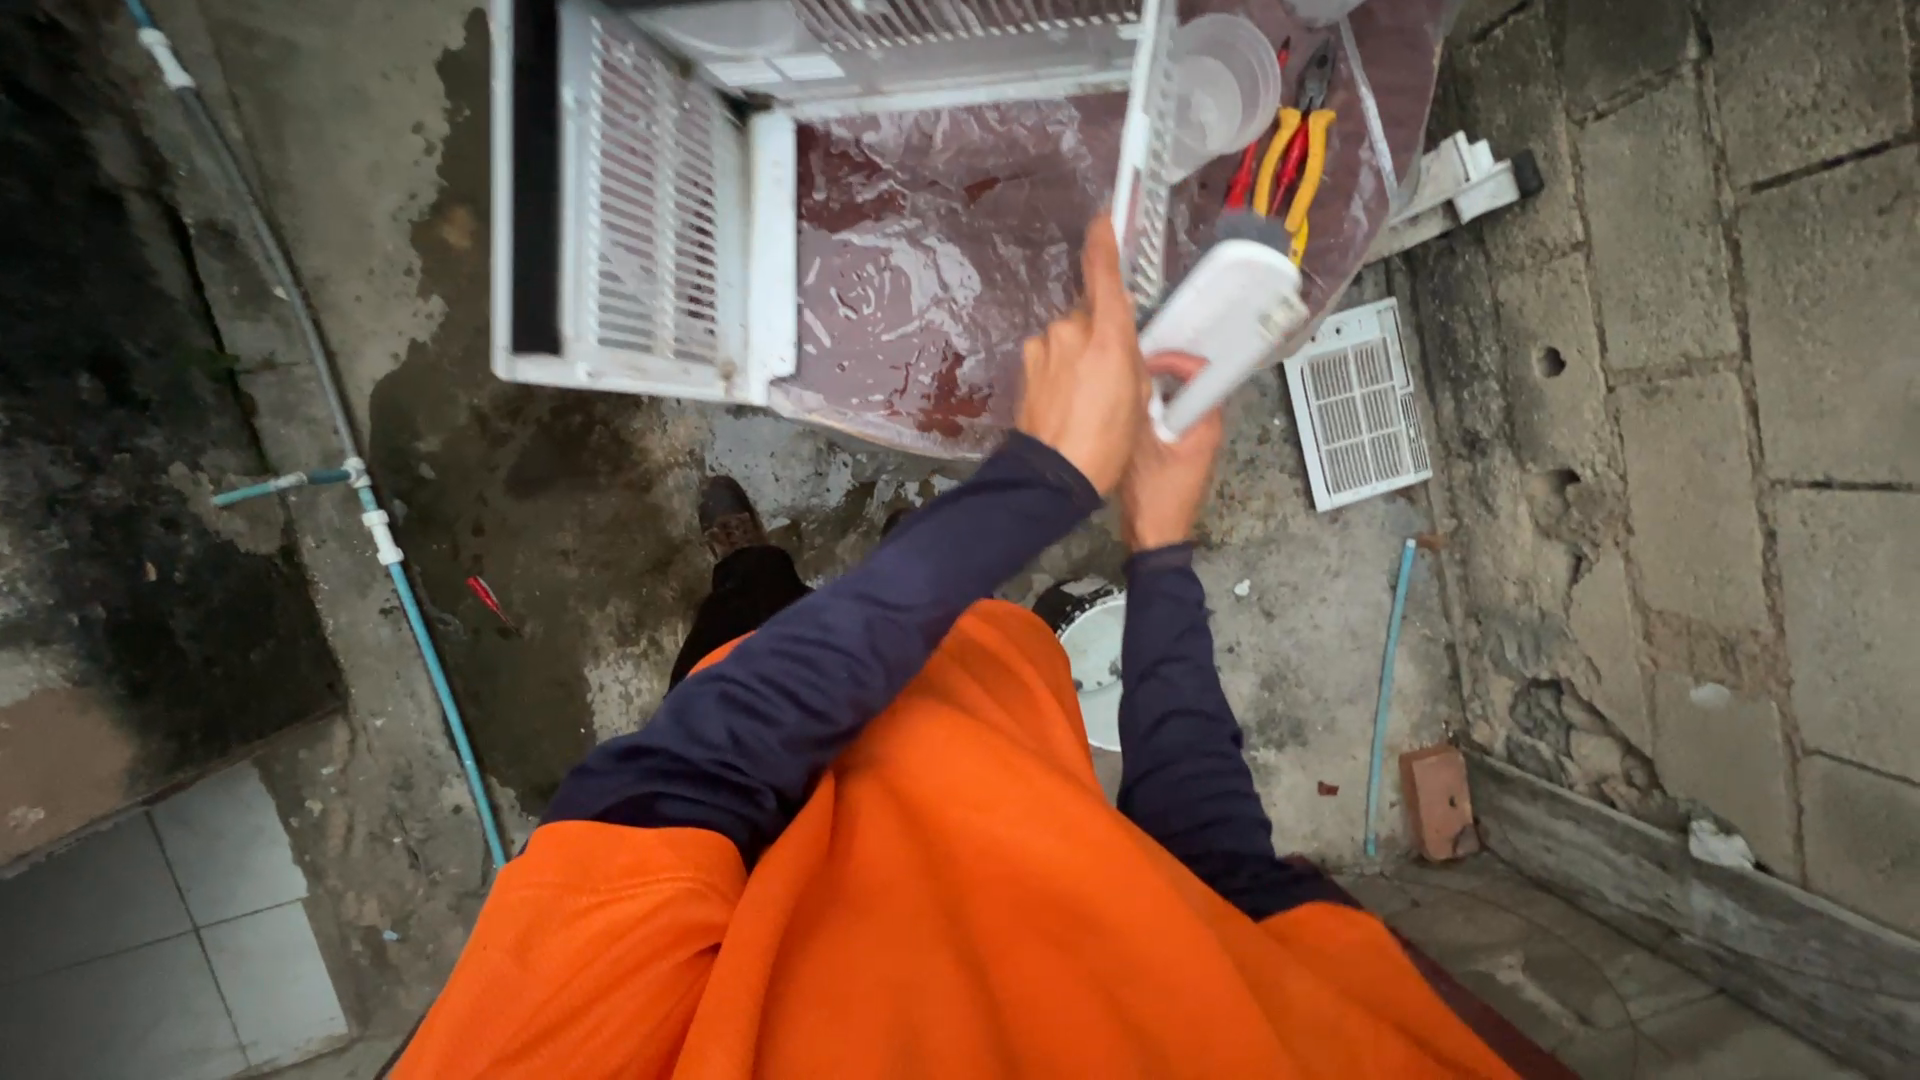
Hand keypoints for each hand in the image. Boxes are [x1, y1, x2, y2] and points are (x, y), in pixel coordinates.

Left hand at [1015, 217, 1146, 494]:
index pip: (1103, 273)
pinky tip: (1067, 399)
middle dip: (1099, 331)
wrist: (1055, 474)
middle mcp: (1070, 331)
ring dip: (1078, 353)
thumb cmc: (1108, 442)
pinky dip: (1060, 368)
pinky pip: (1050, 355)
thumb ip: (1131, 357)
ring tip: (1087, 394)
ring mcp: (1043, 347)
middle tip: (1111, 370)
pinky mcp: (1026, 366)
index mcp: (1107, 335)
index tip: (1104, 220)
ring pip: (1067, 336)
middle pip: (1088, 313)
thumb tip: (1122, 341)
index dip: (1104, 242)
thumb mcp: (1138, 398)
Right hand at [1120, 353, 1225, 550]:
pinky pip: (1169, 418)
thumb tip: (1131, 378)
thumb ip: (1139, 412)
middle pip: (1189, 384)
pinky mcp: (1181, 451)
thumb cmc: (1152, 497)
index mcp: (1205, 425)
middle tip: (1133, 365)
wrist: (1155, 538)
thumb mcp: (1139, 448)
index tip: (1148, 359)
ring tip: (1129, 381)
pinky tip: (1130, 409)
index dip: (1175, 359)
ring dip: (1155, 392)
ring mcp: (1194, 441)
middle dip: (1162, 371)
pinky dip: (1153, 410)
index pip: (1201, 373)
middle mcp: (1206, 429)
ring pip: (1176, 402)